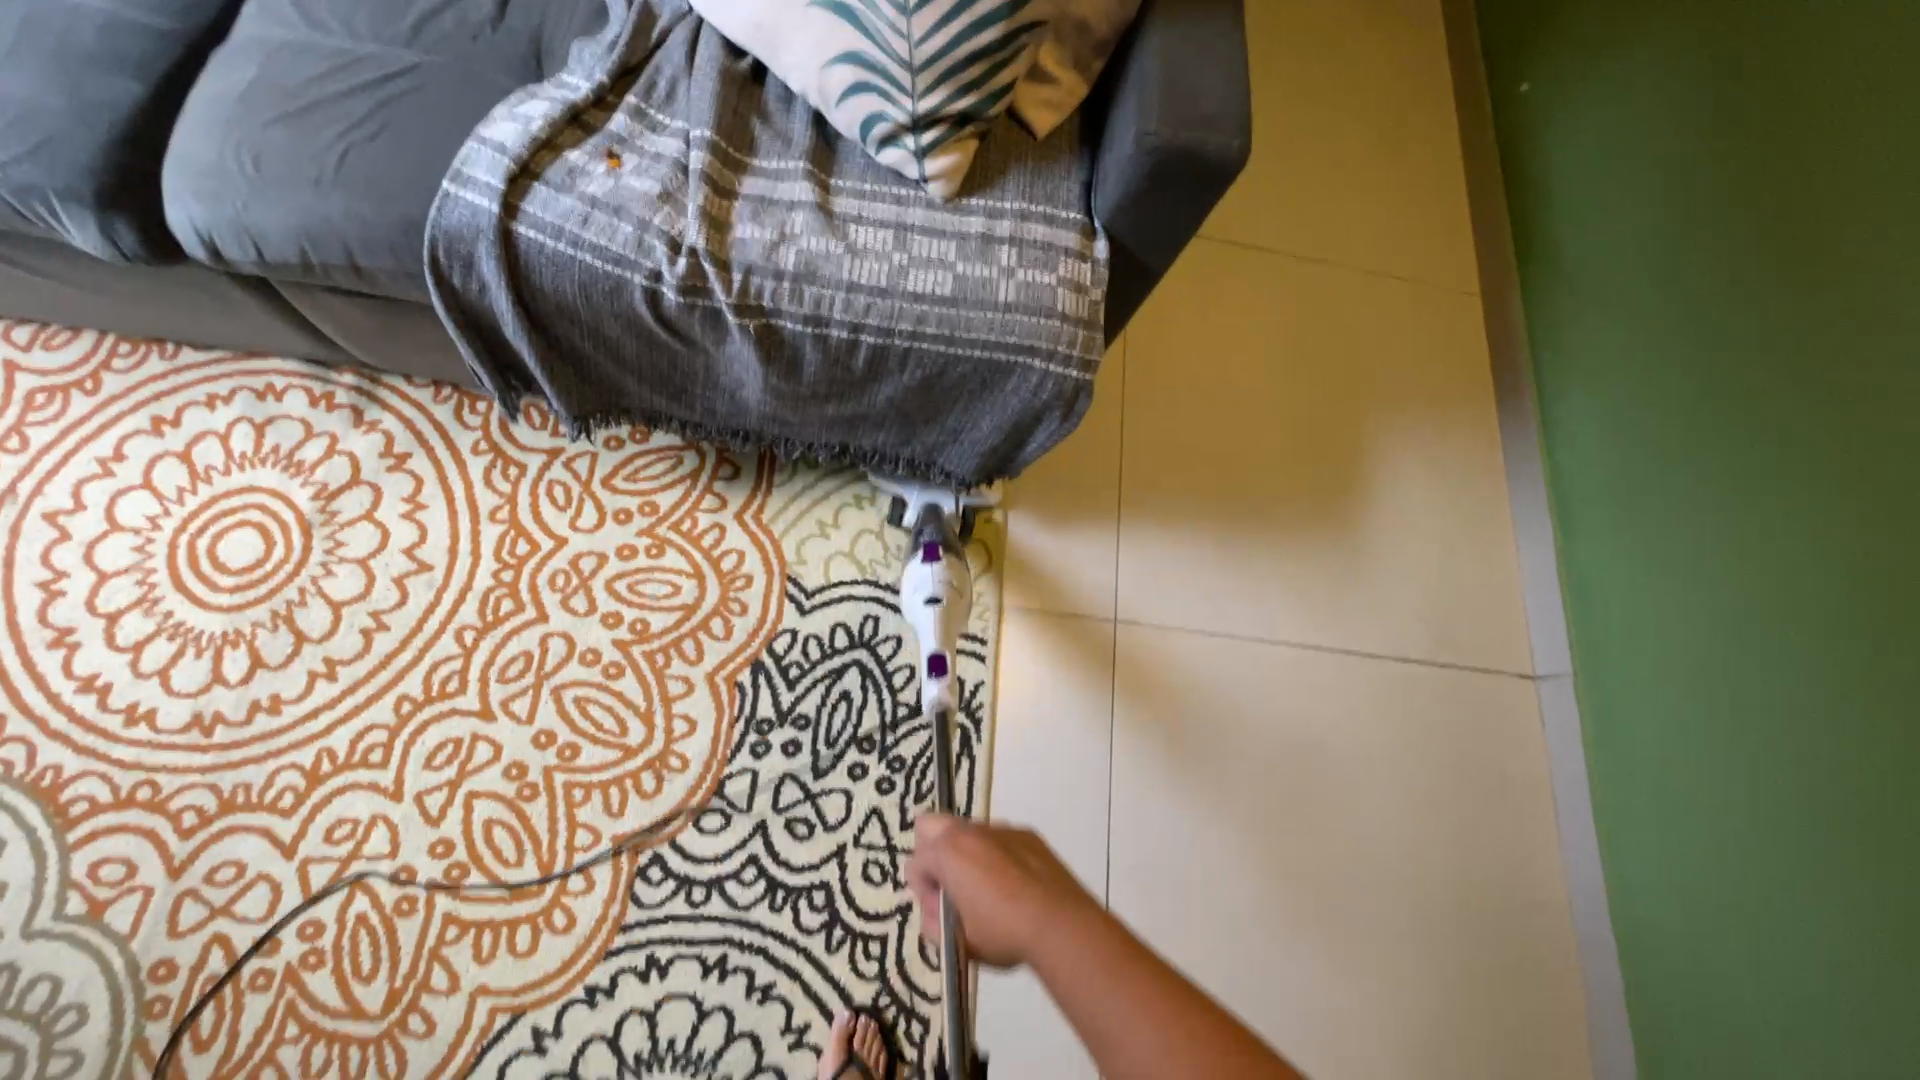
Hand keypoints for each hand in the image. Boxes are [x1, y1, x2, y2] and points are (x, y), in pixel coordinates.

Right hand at [904, 815, 1103, 968]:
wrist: (1061, 925)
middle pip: (931, 827)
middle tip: (952, 888)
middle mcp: (971, 830)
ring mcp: (1001, 829)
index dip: (922, 890)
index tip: (941, 911)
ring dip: (966, 855)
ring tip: (987, 890)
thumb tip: (938, 909)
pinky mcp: (1028, 834)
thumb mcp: (957, 941)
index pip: (915, 863)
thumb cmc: (1003, 932)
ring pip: (967, 832)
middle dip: (934, 854)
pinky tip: (1014, 885)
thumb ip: (934, 923)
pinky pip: (998, 839)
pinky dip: (996, 855)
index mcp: (948, 851)